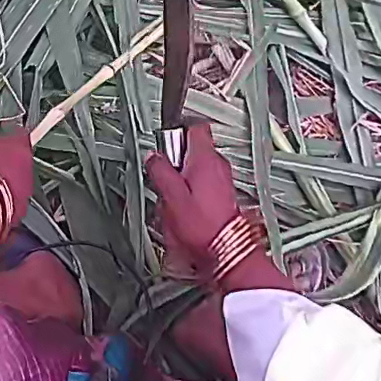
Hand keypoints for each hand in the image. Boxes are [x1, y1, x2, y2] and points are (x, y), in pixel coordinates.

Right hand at [145, 122, 285, 294]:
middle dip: (175, 158)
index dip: (178, 129)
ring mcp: (223, 179)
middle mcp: (218, 165)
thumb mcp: (172, 197)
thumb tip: (153, 157)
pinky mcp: (223, 193)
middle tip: (165, 175)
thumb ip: (161, 172)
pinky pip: (202, 180)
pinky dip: (191, 186)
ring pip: (196, 165)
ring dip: (182, 174)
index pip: (196, 127)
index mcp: (206, 160)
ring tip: (172, 193)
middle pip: (193, 147)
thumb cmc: (203, 227)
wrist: (226, 252)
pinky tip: (183, 204)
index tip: (165, 141)